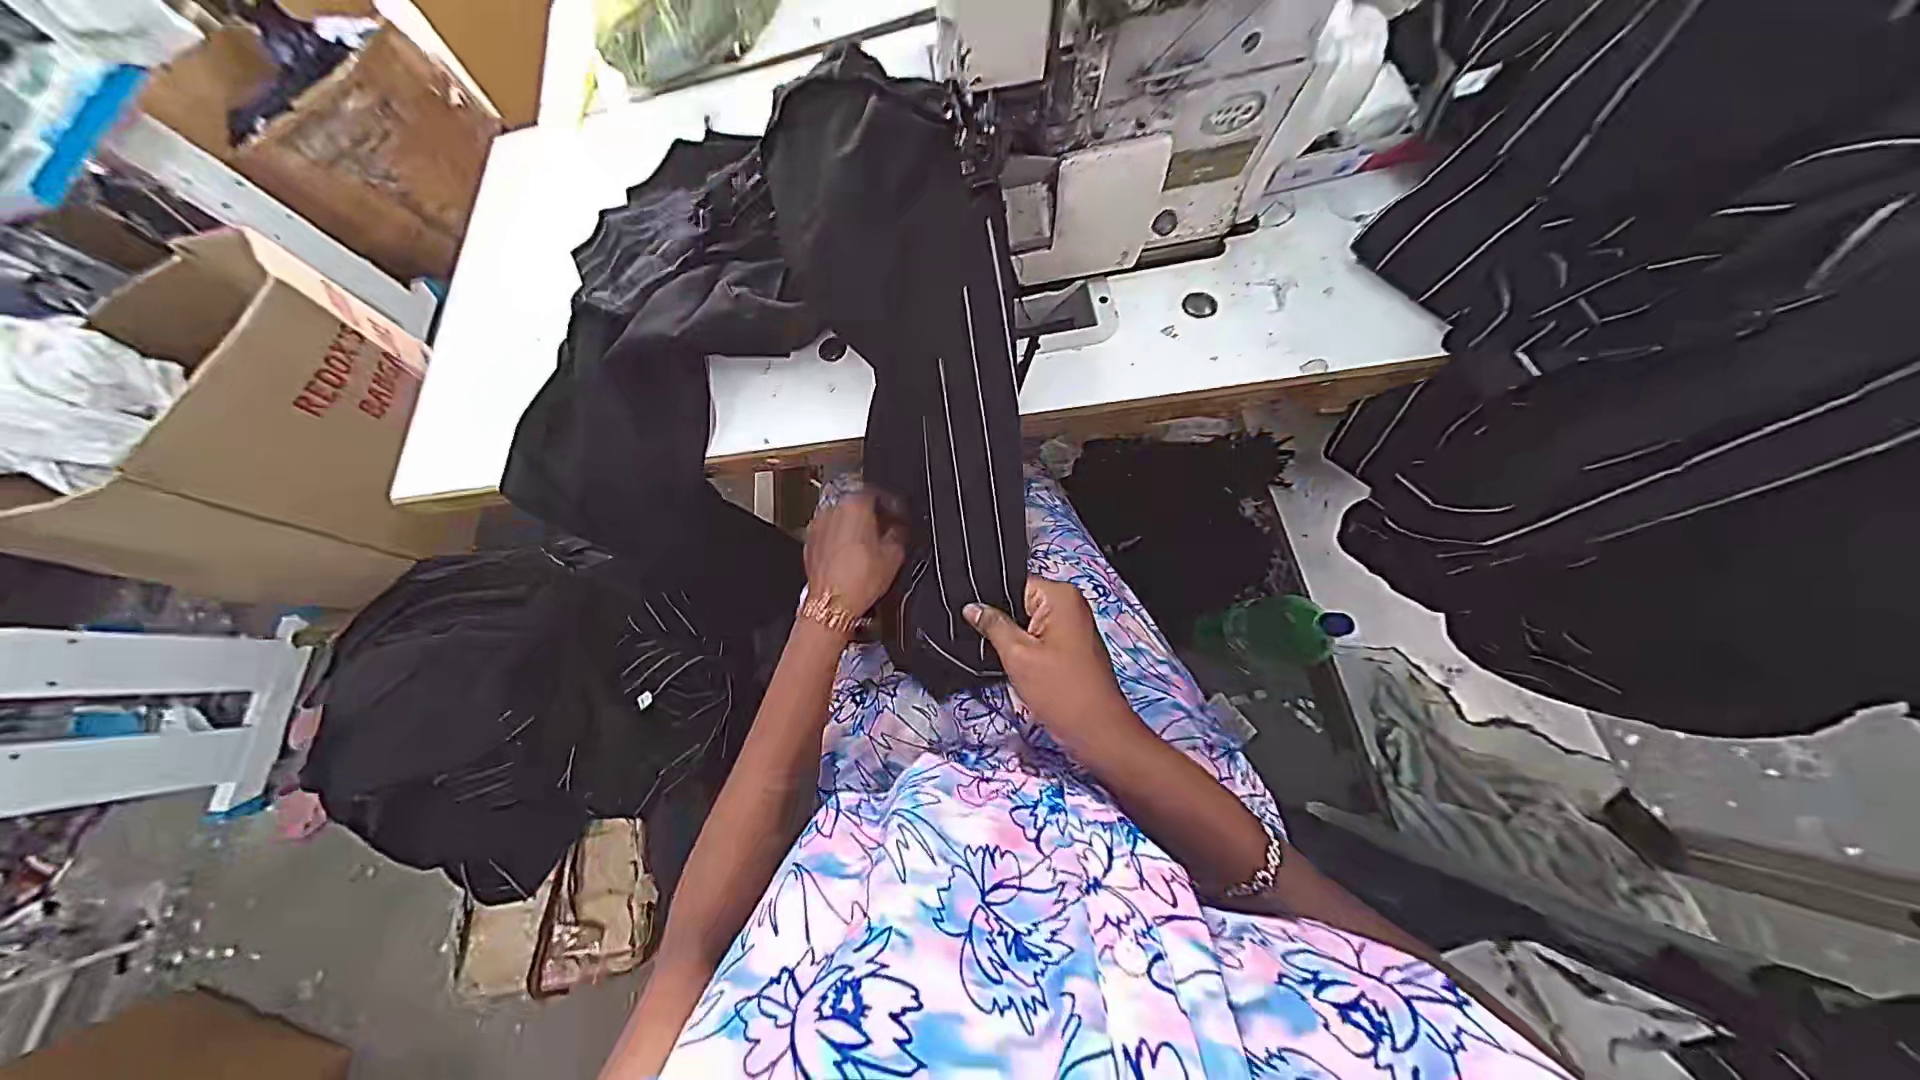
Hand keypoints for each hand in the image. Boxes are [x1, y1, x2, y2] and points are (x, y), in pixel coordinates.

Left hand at [804, 489, 907, 617]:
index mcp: (856, 505)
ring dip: (855, 525)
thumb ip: (899, 532)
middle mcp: (833, 509)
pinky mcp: (810, 542)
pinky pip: (830, 533)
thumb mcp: (895, 554)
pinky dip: (841, 539)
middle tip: (886, 528)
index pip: (878, 492)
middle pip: (857, 502)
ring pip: (842, 517)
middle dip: (873, 514)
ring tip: (869, 543)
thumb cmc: (858, 581)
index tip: (898, 514)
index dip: (892, 504)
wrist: (832, 604)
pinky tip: (852, 555)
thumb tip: (898, 528)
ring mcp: (818, 525)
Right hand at [965, 576, 1137, 746]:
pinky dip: (1026, 651)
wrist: (1096, 730)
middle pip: (1021, 603)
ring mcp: (1073, 626)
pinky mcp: (1071, 646)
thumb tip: (972, 608)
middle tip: (987, 643)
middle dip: (1002, 623)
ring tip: (1006, 658)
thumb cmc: (1061, 691)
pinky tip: (1019, 667)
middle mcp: (1071, 604)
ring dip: (1014, 641)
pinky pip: (1040, 638)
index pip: (1014, 584)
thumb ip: (992, 625)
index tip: (973, 619)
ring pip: (1028, 623)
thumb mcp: (1017, 655)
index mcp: (1061, 595)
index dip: (991, 601)